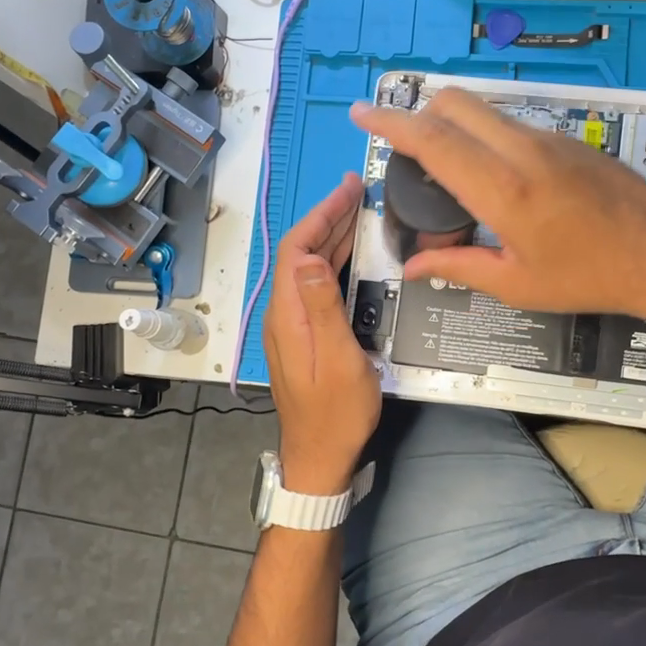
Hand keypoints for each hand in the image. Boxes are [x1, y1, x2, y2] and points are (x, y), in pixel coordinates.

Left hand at [262, 173, 380, 495]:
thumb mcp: (337, 359)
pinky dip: (333, 264)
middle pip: (299, 254)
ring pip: (307, 270)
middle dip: (328, 219)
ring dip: (331, 239)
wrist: (321, 456)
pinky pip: (314, 288)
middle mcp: (283, 314)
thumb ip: (323, 308)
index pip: (295, 248)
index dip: (319, 214)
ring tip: (361, 215)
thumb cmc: (336, 412)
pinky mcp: (303, 337)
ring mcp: (291, 327)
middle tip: (361, 194)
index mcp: (288, 314)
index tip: (348, 190)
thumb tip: (308, 257)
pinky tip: (353, 259)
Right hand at [351, 89, 645, 318]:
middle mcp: (522, 150)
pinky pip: (511, 124)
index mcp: (503, 189)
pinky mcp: (567, 139)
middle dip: (418, 117)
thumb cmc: (589, 277)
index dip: (389, 124)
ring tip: (451, 177)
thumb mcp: (517, 284)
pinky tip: (494, 180)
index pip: (431, 140)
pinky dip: (485, 137)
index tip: (362, 114)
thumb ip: (458, 268)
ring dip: (454, 128)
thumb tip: (414, 268)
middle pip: (453, 103)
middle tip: (406, 153)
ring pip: (483, 110)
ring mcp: (548, 138)